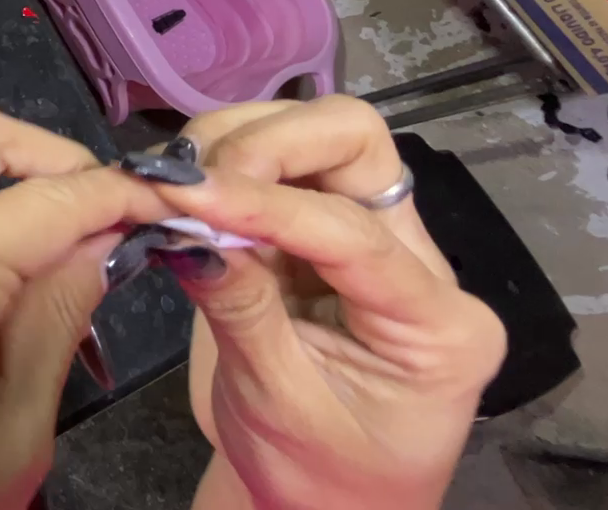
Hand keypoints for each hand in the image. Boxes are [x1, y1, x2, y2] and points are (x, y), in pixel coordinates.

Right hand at [137, 98, 505, 509]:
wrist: (320, 490)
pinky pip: (264, 159)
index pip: (349, 231)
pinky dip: (212, 156)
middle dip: (260, 144)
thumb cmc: (315, 468)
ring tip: (173, 186)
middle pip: (351, 141)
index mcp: (434, 323)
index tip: (178, 190)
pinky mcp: (303, 222)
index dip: (260, 202)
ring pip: (305, 132)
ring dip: (229, 141)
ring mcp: (358, 231)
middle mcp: (411, 259)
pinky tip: (179, 189)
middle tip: (186, 180)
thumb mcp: (277, 404)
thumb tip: (183, 233)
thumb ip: (240, 311)